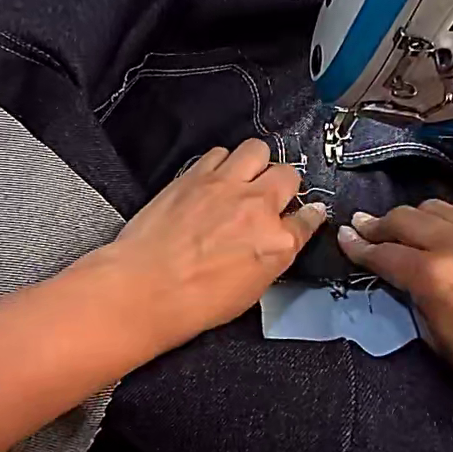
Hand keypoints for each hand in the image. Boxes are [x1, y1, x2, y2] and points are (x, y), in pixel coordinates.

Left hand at [90, 137, 325, 349]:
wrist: (144, 289)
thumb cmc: (194, 302)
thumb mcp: (252, 290)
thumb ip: (275, 255)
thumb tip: (285, 237)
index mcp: (277, 243)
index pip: (308, 218)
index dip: (308, 215)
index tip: (305, 214)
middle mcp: (258, 206)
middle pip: (289, 174)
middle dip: (284, 184)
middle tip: (271, 195)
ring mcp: (226, 186)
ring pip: (257, 149)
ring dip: (256, 163)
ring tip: (244, 179)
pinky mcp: (196, 175)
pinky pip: (220, 152)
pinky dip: (222, 163)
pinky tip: (215, 179)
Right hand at [337, 199, 452, 436]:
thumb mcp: (446, 348)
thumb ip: (421, 305)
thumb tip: (408, 284)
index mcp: (439, 278)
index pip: (387, 253)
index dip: (360, 247)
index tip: (344, 238)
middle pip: (409, 219)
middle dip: (381, 223)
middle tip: (363, 227)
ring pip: (441, 209)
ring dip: (414, 216)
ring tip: (401, 226)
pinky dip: (449, 222)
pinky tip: (446, 234)